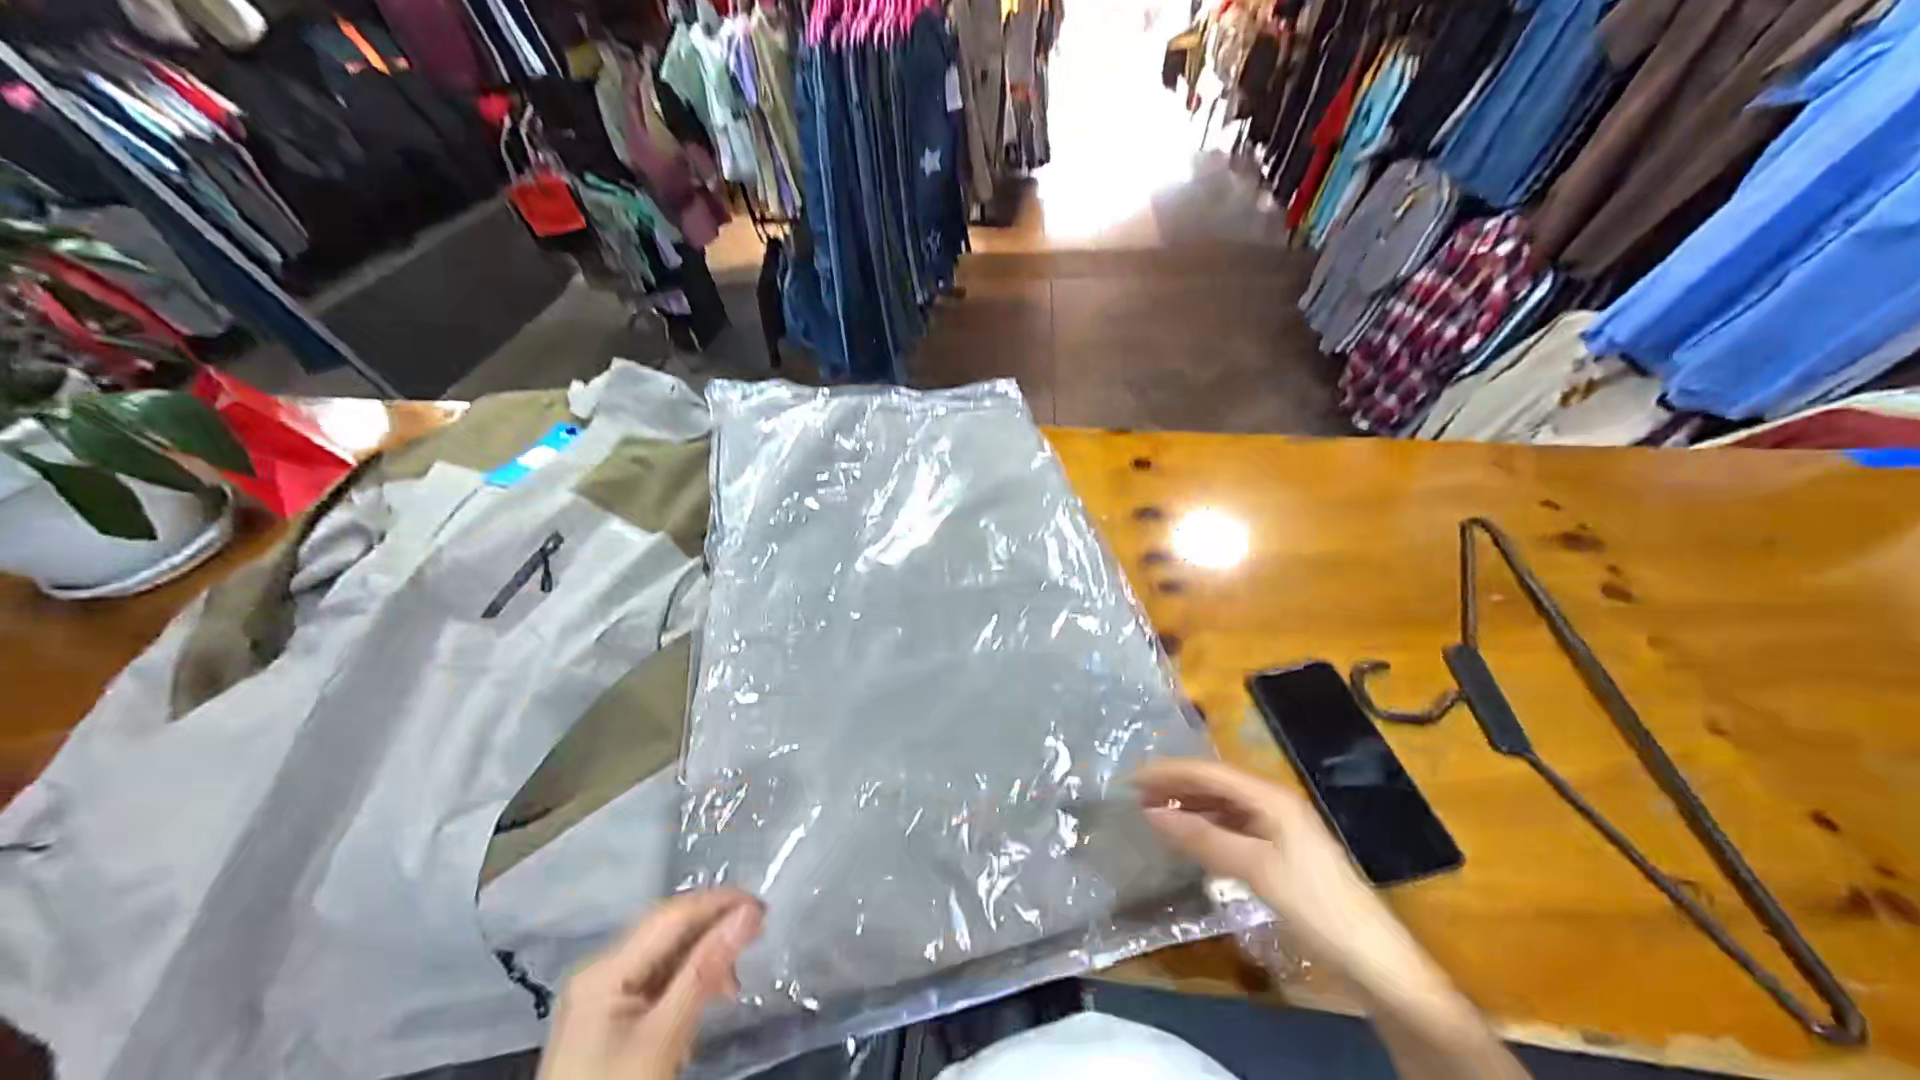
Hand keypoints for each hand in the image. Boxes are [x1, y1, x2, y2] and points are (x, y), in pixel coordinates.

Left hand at [538, 889, 763, 1079]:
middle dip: (713, 930)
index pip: (671, 915)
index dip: (719, 903)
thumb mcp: (665, 1038)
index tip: (764, 909)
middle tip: (758, 937)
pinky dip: (685, 983)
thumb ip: (706, 970)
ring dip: (703, 958)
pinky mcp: (605, 1019)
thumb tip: (748, 914)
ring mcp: (599, 996)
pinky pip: (654, 982)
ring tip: (734, 984)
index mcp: (604, 970)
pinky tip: (706, 999)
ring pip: (663, 956)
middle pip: (666, 931)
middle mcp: (598, 971)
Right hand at [1132, 759, 1447, 1001]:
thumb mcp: (1253, 868)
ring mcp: (1278, 825)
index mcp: (1270, 797)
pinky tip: (1187, 835)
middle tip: (1134, 793)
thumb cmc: (1313, 904)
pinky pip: (1232, 824)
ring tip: (1152, 810)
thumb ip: (1201, 838)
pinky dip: (1205, 825)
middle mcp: (1273, 801)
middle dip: (1175, 784)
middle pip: (1215, 782)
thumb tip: (1151, 812)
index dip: (1168, 772)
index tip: (1131, 778)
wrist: (1371, 955)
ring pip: (1222, 803)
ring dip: (1188, 804)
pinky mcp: (1279, 848)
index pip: (1209, 771)